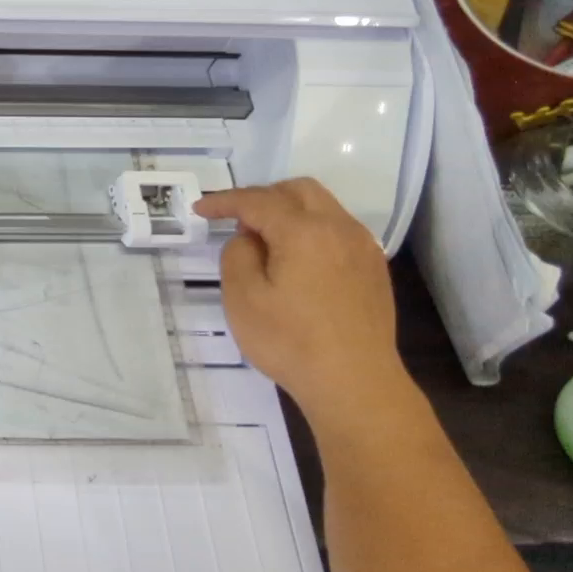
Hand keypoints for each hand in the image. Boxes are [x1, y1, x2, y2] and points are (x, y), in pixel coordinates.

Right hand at [193, 179, 404, 409]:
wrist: (354, 381)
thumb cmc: (289, 340)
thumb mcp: (242, 298)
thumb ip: (237, 255)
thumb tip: (249, 238)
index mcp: (304, 232)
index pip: (258, 201)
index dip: (225, 201)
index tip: (199, 210)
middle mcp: (339, 229)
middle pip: (300, 190)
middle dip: (263, 196)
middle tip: (234, 219)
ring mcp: (362, 248)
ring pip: (323, 207)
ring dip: (289, 212)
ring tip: (263, 241)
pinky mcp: (372, 269)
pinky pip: (337, 231)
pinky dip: (310, 230)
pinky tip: (295, 260)